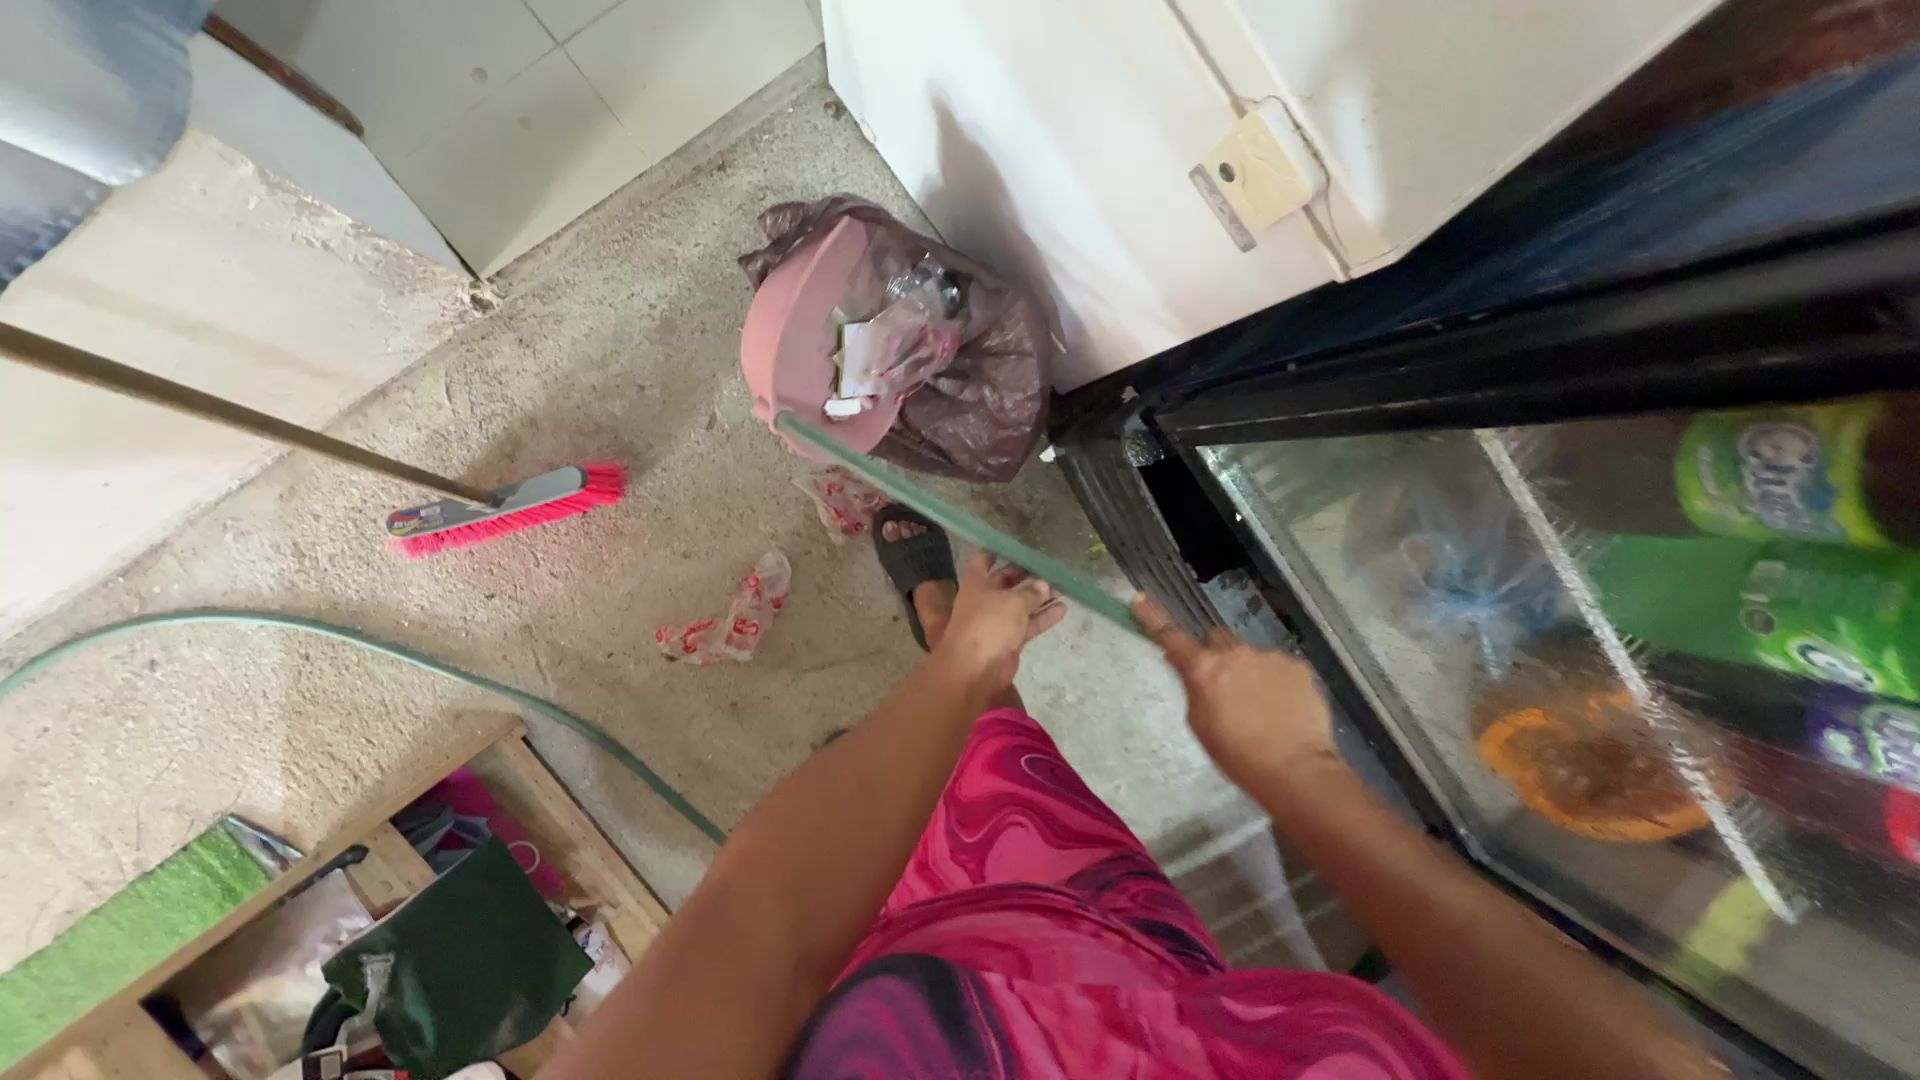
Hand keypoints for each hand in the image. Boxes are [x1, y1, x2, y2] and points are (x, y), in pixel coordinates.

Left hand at [932, 552, 1065, 686]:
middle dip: (1023, 575)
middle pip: (1004, 583)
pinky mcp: (1008, 641)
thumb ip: (1031, 592)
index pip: (982, 561)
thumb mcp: (1013, 602)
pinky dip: (1043, 618)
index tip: (1013, 546)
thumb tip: (1043, 585)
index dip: (995, 552)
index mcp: (976, 583)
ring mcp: (996, 622)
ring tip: (1062, 588)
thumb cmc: (988, 624)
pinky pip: (1028, 625)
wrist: (976, 668)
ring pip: (1019, 605)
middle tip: (1046, 568)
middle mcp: (984, 600)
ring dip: (1039, 598)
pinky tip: (1062, 609)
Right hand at [1133, 594, 1337, 790]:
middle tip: (1223, 686)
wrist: (1295, 769)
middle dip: (1216, 656)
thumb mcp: (1200, 724)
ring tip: (1261, 707)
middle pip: (1217, 640)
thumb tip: (1191, 671)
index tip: (1139, 598)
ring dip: (1249, 671)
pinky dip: (1276, 682)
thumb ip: (1194, 689)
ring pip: (1250, 655)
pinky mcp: (1298, 666)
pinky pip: (1278, 667)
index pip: (1171, 636)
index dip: (1153, 617)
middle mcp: (1235, 653)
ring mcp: (1270, 657)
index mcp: (1204, 669)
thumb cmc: (1237, 754)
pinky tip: (1283, 708)